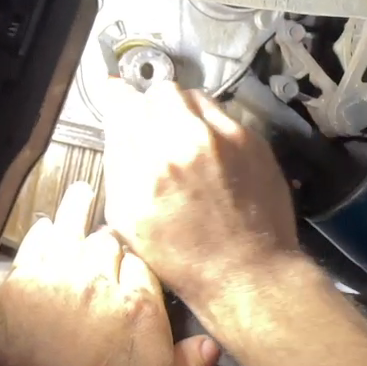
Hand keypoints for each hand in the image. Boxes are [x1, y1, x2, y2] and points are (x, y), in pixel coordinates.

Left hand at [0, 182, 219, 365]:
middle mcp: (97, 283)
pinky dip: (42, 233)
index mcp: (141, 307)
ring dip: (78, 212)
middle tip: (111, 234)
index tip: (141, 260)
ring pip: (70, 230)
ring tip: (82, 193)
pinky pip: (32, 247)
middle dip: (112, 238)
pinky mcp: (16, 291)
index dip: (143, 260)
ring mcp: (53, 282)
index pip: (146, 261)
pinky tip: (47, 225)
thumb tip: (208, 342)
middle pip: (108, 241)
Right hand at [99, 81, 300, 313]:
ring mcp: (223, 137)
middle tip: (152, 126)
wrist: (249, 273)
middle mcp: (186, 142)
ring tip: (181, 136)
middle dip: (151, 105)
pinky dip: (207, 121)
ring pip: (190, 95)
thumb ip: (116, 162)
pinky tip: (208, 149)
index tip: (116, 98)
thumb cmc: (181, 255)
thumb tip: (115, 122)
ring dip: (179, 109)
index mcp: (149, 164)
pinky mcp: (251, 140)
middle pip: (158, 92)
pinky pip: (219, 111)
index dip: (117, 98)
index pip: (123, 104)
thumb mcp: (127, 217)